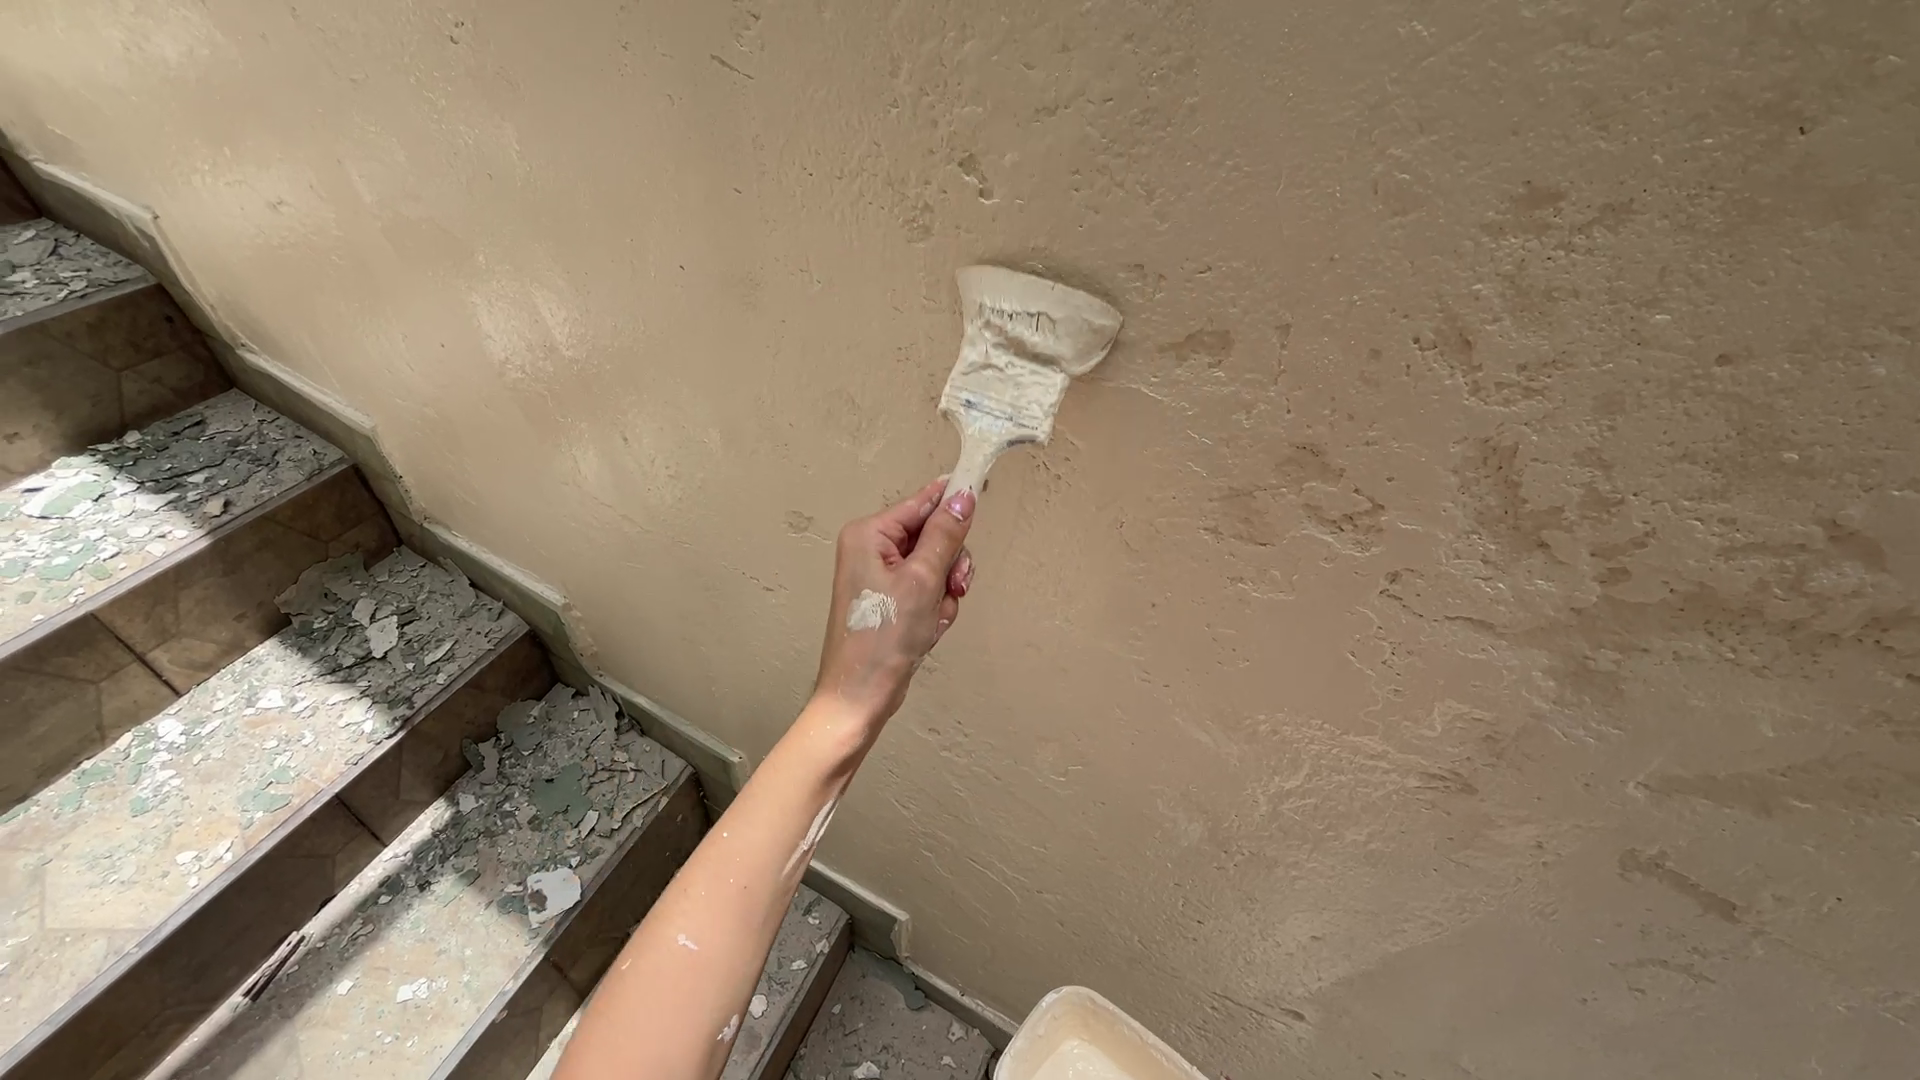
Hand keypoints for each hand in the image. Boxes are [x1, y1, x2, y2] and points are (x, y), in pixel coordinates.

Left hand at [814, 477, 976, 724]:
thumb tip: (963, 497)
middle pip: (933, 536)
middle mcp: (871, 549)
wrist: (862, 694)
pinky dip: (937, 608)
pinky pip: (929, 589)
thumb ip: (945, 535)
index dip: (952, 502)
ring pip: (937, 566)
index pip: (922, 503)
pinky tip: (927, 628)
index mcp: (869, 535)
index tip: (980, 490)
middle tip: (953, 586)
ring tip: (933, 616)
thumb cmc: (880, 639)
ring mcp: (881, 576)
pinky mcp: (891, 599)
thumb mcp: (922, 580)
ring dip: (945, 592)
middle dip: (949, 565)